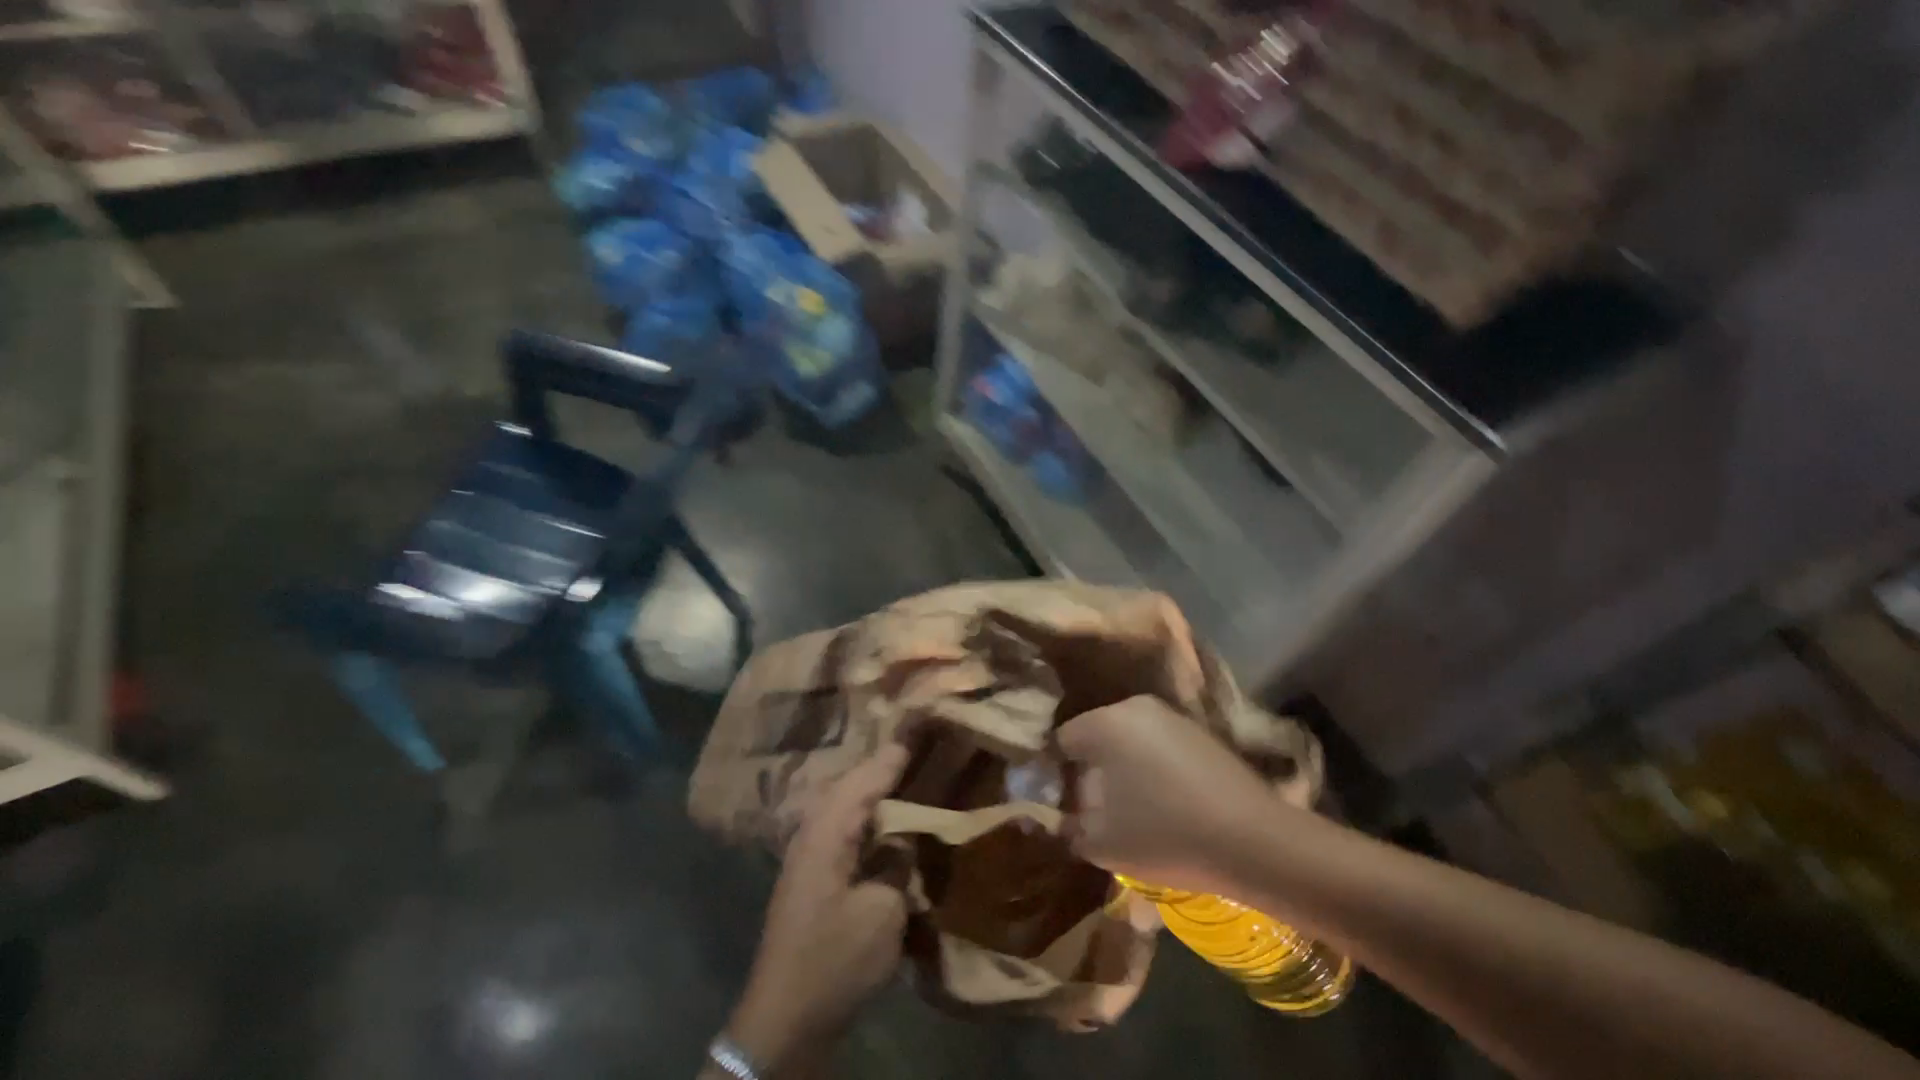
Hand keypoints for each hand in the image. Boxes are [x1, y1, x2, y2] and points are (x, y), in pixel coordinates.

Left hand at [726, 744, 910, 1072]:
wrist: (787, 1015)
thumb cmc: (835, 958)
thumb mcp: (883, 911)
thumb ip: (898, 864)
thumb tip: (906, 839)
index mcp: (827, 832)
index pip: (866, 778)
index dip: (895, 754)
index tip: (921, 724)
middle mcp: (813, 834)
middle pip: (852, 787)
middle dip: (885, 767)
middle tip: (923, 748)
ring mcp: (809, 858)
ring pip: (847, 810)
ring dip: (877, 794)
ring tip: (913, 779)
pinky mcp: (814, 881)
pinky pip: (846, 834)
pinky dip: (870, 822)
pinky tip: (893, 828)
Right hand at [1056, 695, 1286, 895]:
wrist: (1252, 840)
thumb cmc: (1162, 835)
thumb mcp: (1100, 843)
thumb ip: (1069, 828)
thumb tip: (1060, 820)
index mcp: (1104, 723)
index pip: (1062, 741)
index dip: (1055, 776)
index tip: (1061, 808)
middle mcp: (1137, 708)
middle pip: (1098, 739)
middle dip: (1091, 774)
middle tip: (1091, 815)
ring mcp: (1175, 719)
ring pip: (1132, 745)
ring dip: (1125, 775)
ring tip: (1129, 816)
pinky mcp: (1204, 736)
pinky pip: (1162, 752)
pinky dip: (1155, 775)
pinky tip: (1165, 810)